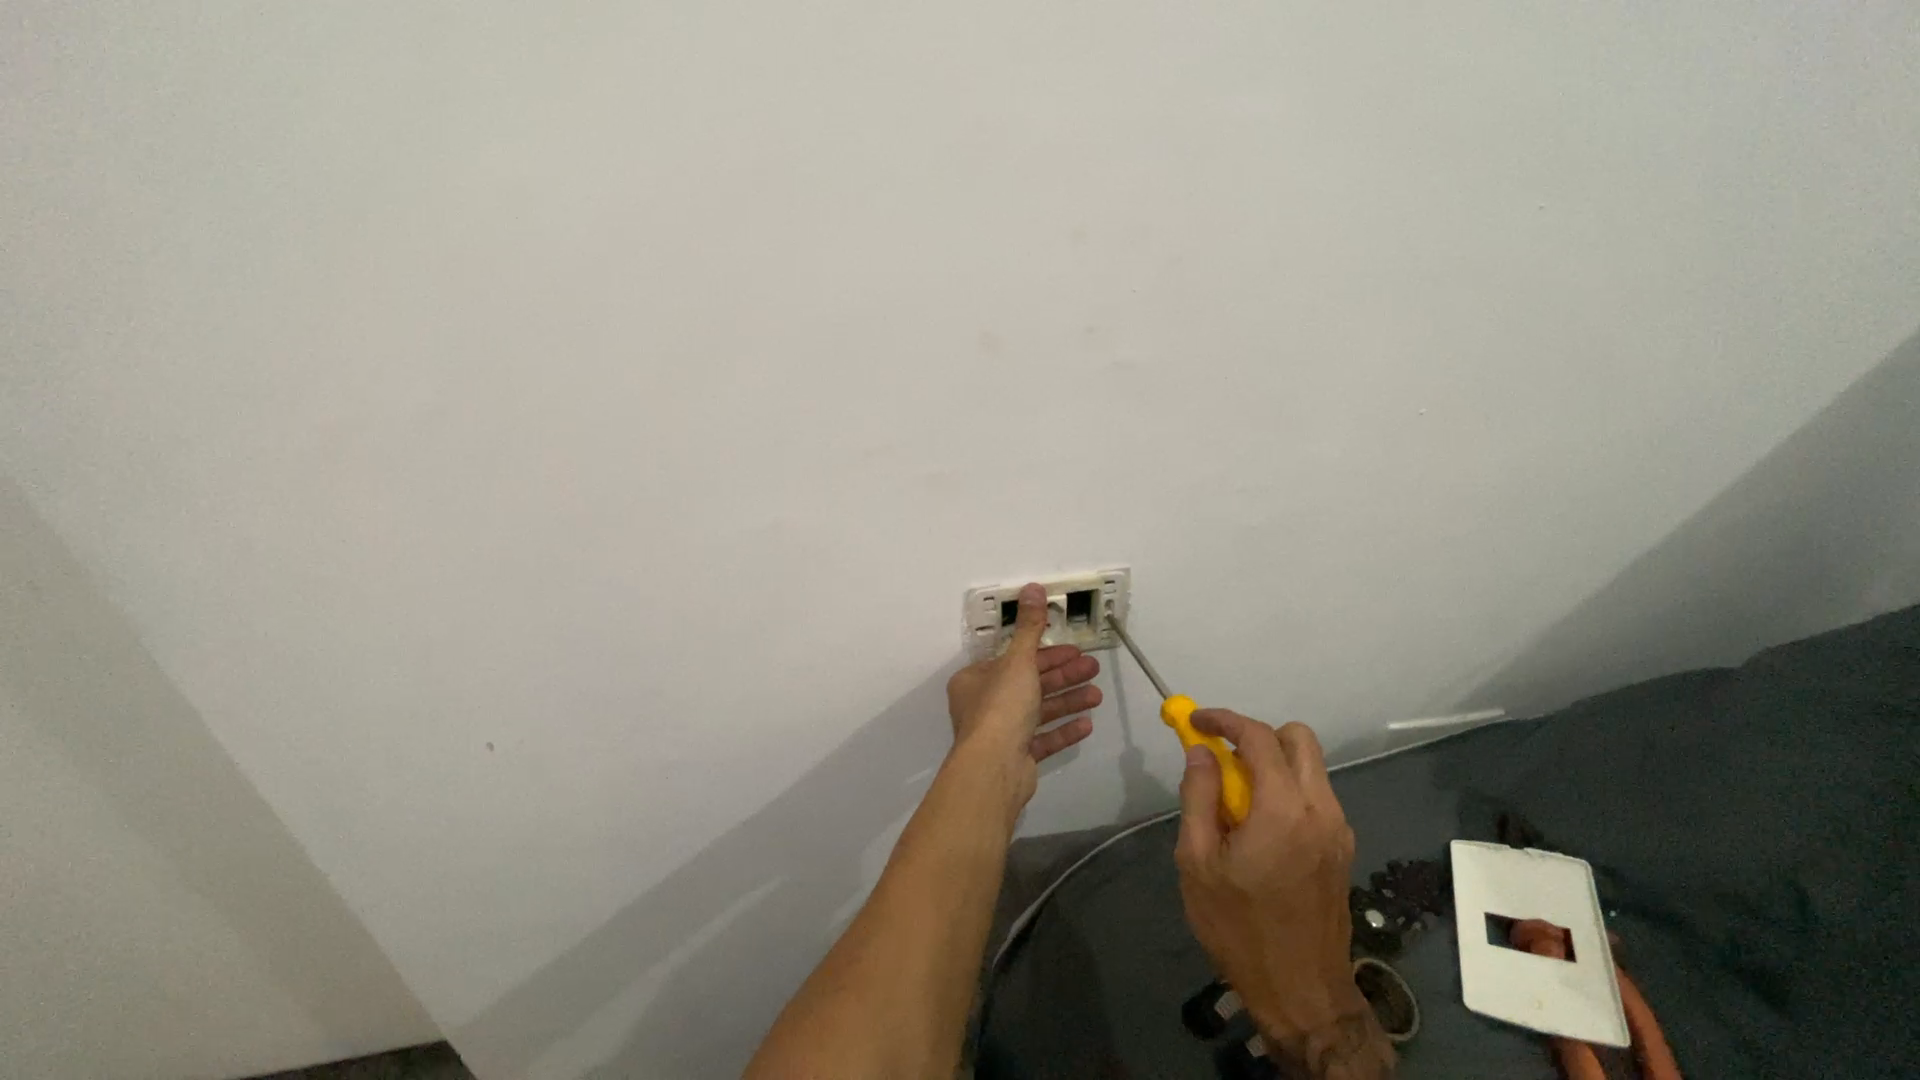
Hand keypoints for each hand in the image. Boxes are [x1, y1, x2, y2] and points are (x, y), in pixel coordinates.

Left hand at [945, 582, 1101, 813]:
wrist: (994, 768)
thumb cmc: (1001, 708)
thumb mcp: (1018, 661)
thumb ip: (1030, 627)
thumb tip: (1033, 587)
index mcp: (975, 680)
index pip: (1014, 660)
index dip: (1045, 653)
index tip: (1073, 650)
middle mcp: (984, 705)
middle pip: (1030, 684)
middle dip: (1063, 676)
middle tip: (1092, 668)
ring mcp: (1000, 734)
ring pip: (1039, 712)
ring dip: (1069, 701)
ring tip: (1097, 695)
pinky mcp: (1017, 757)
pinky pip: (1043, 739)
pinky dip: (1064, 730)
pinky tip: (1087, 723)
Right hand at [1175, 710, 1393, 1077]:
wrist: (1301, 991)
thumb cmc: (1239, 928)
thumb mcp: (1197, 862)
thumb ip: (1198, 797)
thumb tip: (1200, 752)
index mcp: (1283, 809)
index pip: (1259, 737)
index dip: (1224, 720)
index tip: (1195, 722)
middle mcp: (1320, 809)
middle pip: (1298, 739)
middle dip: (1257, 735)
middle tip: (1222, 760)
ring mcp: (1338, 829)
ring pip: (1310, 767)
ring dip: (1272, 764)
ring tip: (1235, 801)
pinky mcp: (1343, 848)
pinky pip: (1315, 796)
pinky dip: (1286, 790)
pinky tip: (1259, 828)